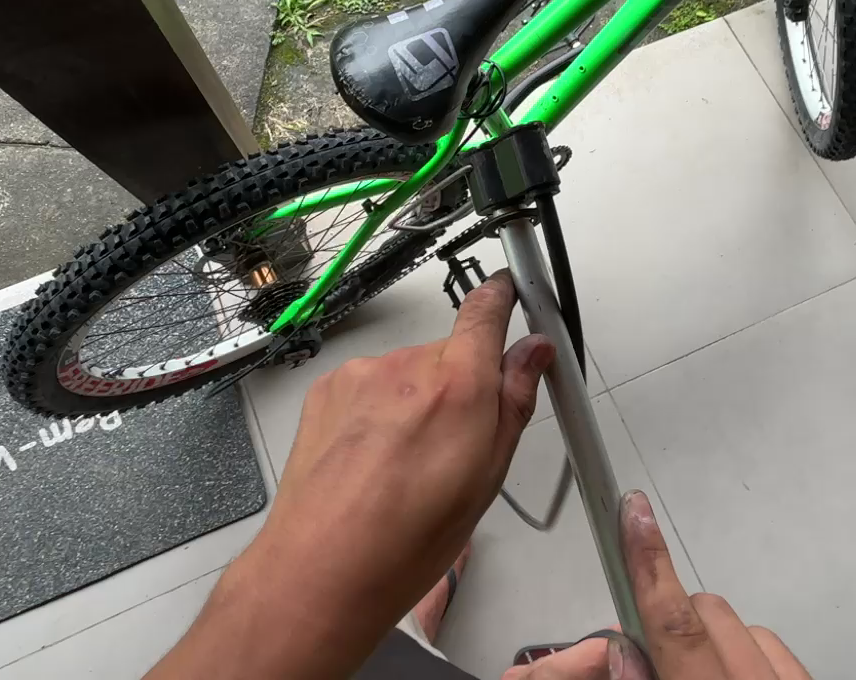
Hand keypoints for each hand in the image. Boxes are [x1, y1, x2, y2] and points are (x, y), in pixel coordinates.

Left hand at [149, 272, 554, 679]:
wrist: (321, 566)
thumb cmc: (406, 540)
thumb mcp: (487, 476)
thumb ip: (513, 400)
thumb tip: (534, 353)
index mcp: (459, 384)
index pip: (485, 310)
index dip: (501, 294)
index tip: (506, 289)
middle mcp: (409, 364)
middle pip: (447, 353)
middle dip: (455, 384)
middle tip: (450, 442)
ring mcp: (363, 372)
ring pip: (406, 371)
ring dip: (412, 400)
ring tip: (401, 463)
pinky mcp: (329, 384)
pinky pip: (368, 382)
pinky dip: (375, 408)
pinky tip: (370, 456)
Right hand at [502, 492, 811, 679]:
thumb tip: (624, 647)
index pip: (679, 629)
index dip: (650, 565)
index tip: (633, 510)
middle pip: (711, 615)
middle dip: (676, 620)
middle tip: (656, 659)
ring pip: (749, 630)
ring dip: (716, 643)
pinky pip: (781, 656)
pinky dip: (753, 662)